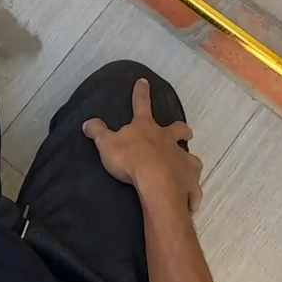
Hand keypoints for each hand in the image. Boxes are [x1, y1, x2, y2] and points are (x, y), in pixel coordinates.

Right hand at [83, 78, 201, 212]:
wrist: (157, 185)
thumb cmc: (131, 160)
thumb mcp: (106, 144)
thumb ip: (97, 132)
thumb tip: (88, 122)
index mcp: (147, 128)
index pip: (142, 105)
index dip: (141, 93)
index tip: (144, 81)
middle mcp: (169, 141)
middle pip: (179, 130)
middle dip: (181, 130)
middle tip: (183, 132)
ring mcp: (183, 161)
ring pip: (192, 158)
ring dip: (188, 161)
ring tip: (184, 168)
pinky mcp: (191, 183)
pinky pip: (194, 188)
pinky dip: (192, 192)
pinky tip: (190, 200)